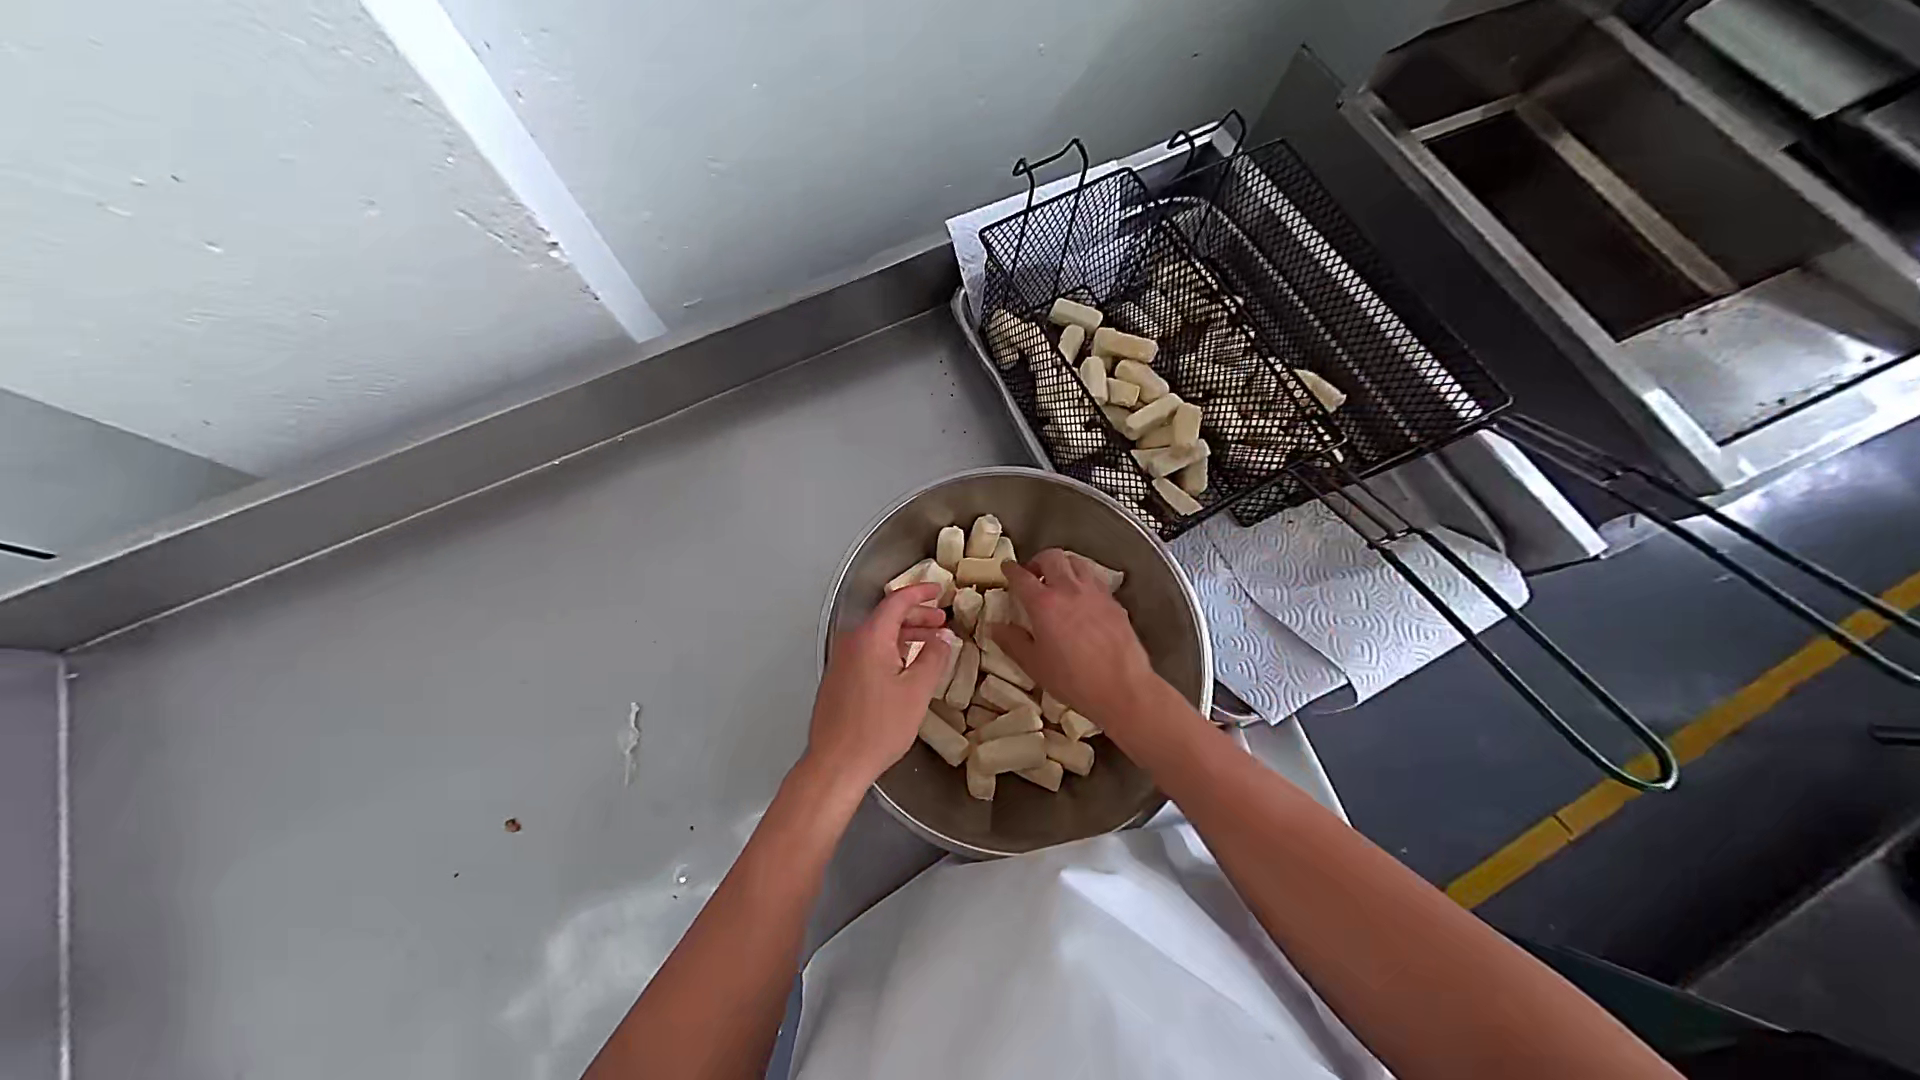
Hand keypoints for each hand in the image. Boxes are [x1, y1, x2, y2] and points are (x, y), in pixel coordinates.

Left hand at [805, 583, 954, 789]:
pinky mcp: (839, 679)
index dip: (920, 593)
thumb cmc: (878, 728)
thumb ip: (933, 657)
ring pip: (878, 636)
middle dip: (916, 616)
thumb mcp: (917, 690)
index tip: (939, 590)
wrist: (836, 763)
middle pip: (886, 617)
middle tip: (941, 620)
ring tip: (931, 643)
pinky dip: (890, 650)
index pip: (897, 602)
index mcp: (870, 638)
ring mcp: (842, 661)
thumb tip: (943, 637)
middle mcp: (851, 643)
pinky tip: (907, 665)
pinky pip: (868, 652)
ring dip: (905, 635)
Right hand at [992, 550, 1164, 734]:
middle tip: (1032, 574)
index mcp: (1043, 604)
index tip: (1007, 568)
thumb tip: (996, 628)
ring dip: (1062, 565)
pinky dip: (1083, 579)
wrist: (1122, 687)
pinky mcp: (1113, 602)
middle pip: (1051, 557)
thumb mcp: (1034, 665)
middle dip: (1038, 561)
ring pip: (1076, 562)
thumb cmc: (1074, 680)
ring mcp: (1094, 593)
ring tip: (1058, 580)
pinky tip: (1082, 597)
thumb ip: (1012, 642)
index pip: (1021, 577)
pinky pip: (1094, 579)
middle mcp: (1069, 590)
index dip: (1010, 570)